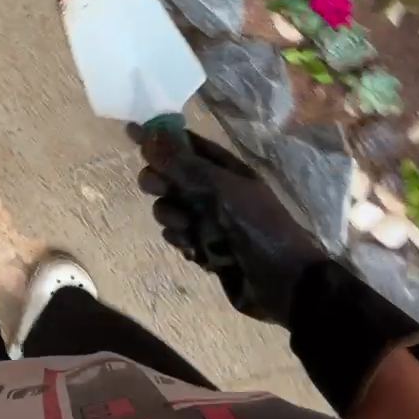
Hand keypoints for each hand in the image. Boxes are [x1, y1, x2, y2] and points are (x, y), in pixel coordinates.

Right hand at [129, 125, 328, 325]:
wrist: (287, 285)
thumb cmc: (259, 227)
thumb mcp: (222, 189)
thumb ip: (182, 164)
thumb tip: (146, 136)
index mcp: (223, 170)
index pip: (184, 144)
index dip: (158, 138)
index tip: (131, 133)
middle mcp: (212, 191)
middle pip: (167, 176)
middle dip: (159, 183)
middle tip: (161, 190)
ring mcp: (206, 219)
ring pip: (167, 207)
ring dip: (172, 218)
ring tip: (191, 231)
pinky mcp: (202, 246)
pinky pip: (175, 235)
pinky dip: (183, 241)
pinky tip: (198, 250)